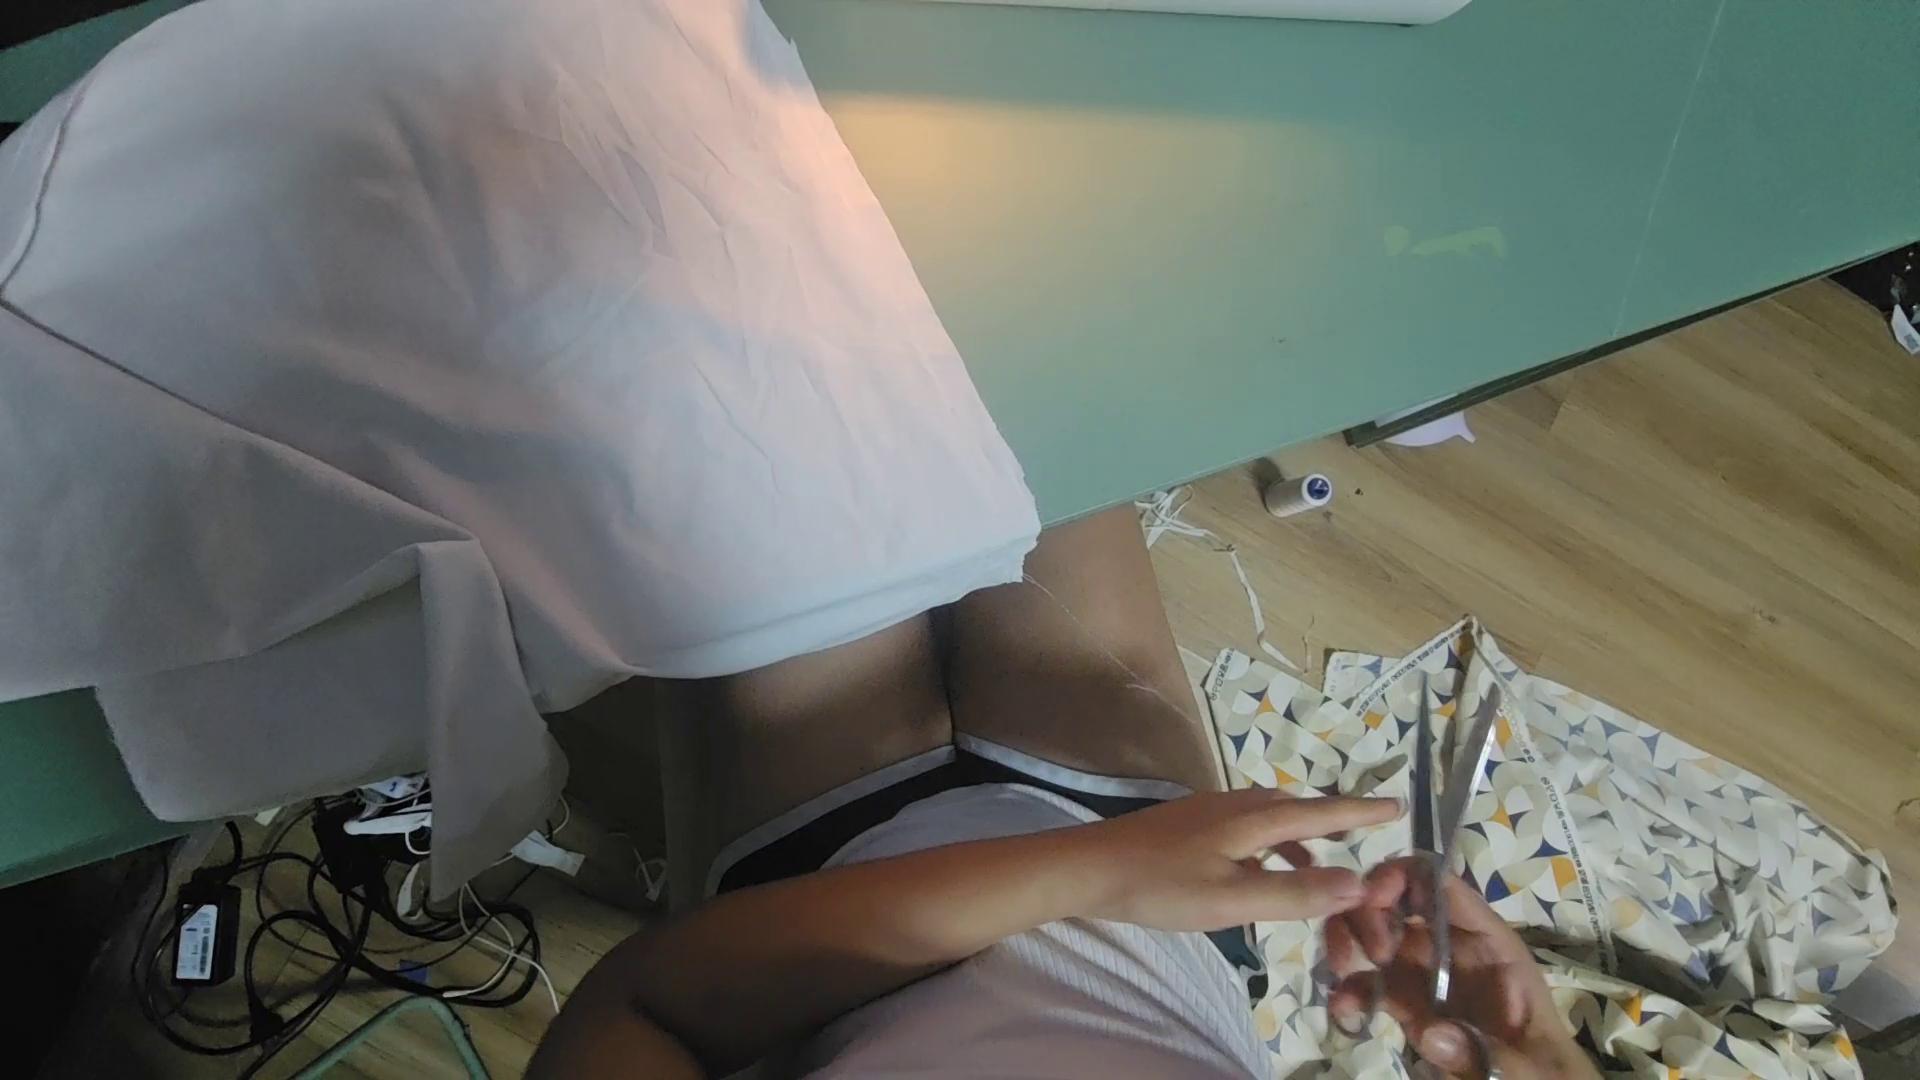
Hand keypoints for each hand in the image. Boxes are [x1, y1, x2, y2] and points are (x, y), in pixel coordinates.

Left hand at [1066, 788, 1399, 931]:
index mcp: (1247, 819)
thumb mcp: (1231, 899)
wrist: (1091, 867)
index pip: (1316, 811)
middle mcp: (1230, 805)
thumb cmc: (1160, 885)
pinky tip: (1260, 872)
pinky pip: (1244, 828)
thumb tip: (1358, 881)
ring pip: (1266, 818)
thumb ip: (1293, 892)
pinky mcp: (1188, 826)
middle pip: (1292, 808)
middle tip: (1363, 839)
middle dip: (1330, 822)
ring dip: (1298, 838)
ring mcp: (1205, 813)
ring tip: (1319, 868)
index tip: (1398, 806)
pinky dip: (1267, 846)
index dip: (1358, 811)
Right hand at [1325, 859, 1600, 1079]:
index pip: (1437, 882)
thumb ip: (1492, 1053)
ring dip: (1345, 940)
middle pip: (1390, 897)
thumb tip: (1429, 1032)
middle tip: (1369, 955)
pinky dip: (1345, 988)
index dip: (1399, 876)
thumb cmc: (1551, 1076)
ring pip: (1365, 929)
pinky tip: (1343, 1010)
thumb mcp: (1540, 1069)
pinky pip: (1361, 979)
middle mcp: (1446, 943)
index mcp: (1486, 941)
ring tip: (1341, 973)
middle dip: (1365, 912)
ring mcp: (1420, 970)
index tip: (1371, 899)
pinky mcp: (1402, 999)